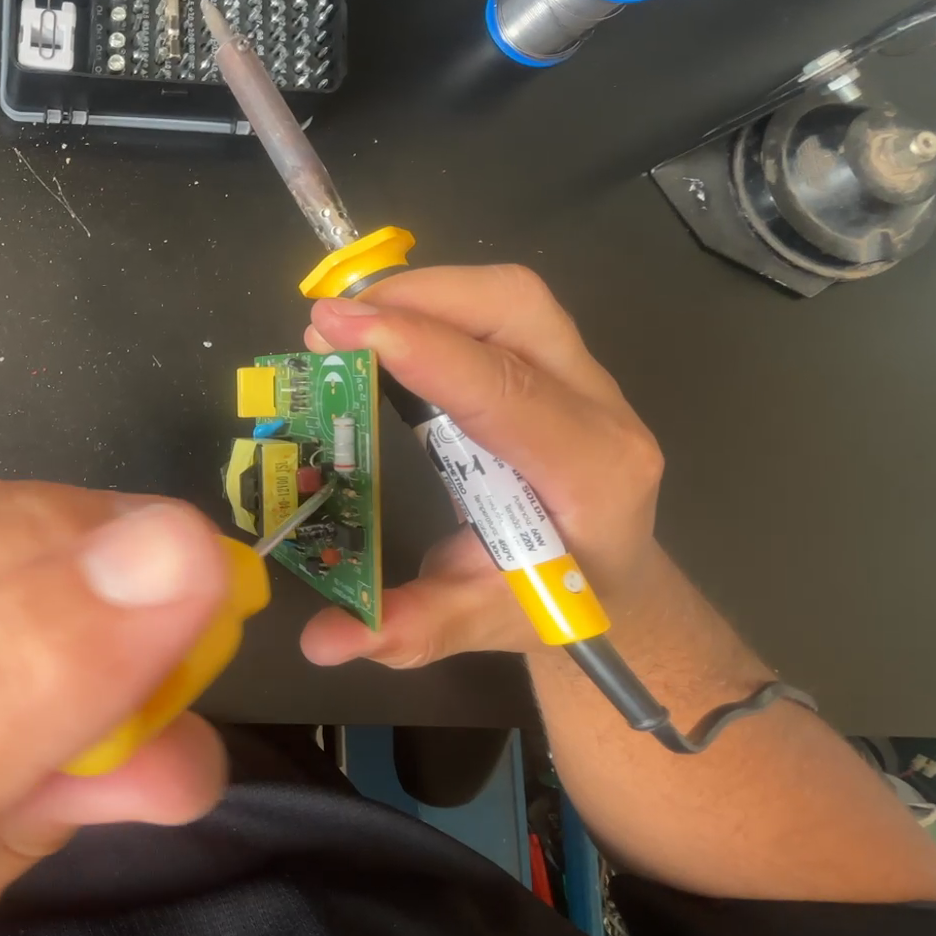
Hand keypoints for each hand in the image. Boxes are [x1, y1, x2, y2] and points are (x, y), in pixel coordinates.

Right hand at [297, 264, 666, 668]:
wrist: (617, 586)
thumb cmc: (553, 605)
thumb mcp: (478, 624)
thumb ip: (407, 629)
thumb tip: (318, 643)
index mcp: (586, 472)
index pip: (502, 389)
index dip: (419, 349)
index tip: (333, 325)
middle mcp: (596, 410)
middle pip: (515, 309)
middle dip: (415, 297)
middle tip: (327, 320)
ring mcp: (582, 380)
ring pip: (508, 298)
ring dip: (419, 292)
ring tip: (344, 321)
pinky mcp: (554, 368)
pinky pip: (496, 311)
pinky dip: (430, 303)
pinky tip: (380, 328)